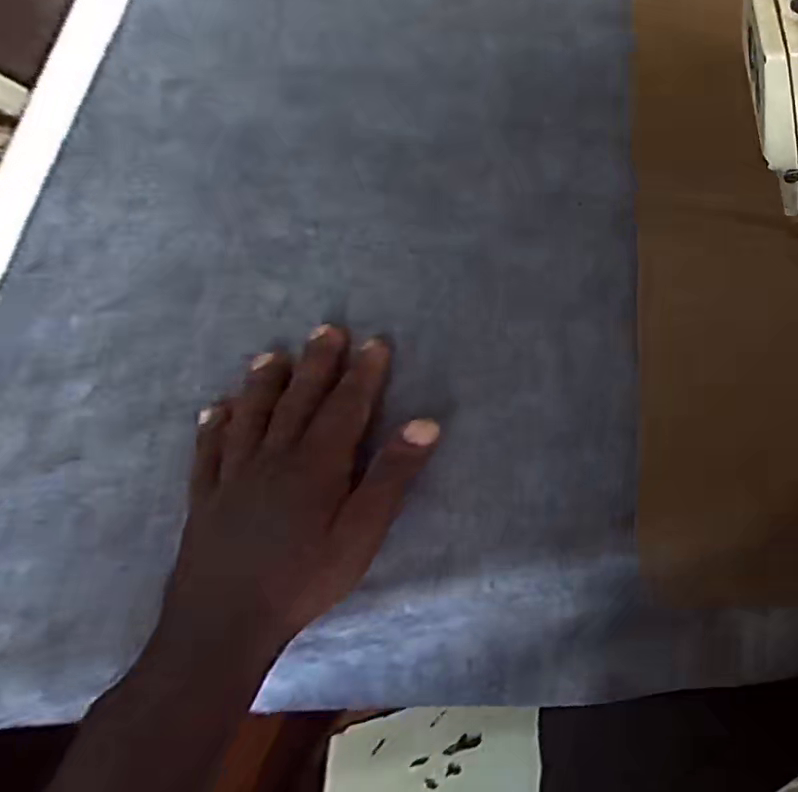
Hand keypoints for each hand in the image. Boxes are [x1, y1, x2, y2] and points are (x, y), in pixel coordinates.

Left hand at [157, 325, 439, 664]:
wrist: (219, 630)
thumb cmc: (308, 577)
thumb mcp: (366, 529)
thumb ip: (393, 474)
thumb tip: (427, 422)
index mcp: (316, 466)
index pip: (346, 408)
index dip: (363, 374)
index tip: (376, 342)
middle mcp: (272, 463)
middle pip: (298, 404)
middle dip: (316, 365)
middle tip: (326, 330)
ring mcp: (234, 481)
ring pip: (251, 420)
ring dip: (264, 385)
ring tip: (271, 355)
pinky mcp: (207, 501)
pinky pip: (210, 453)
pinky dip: (216, 426)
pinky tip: (218, 408)